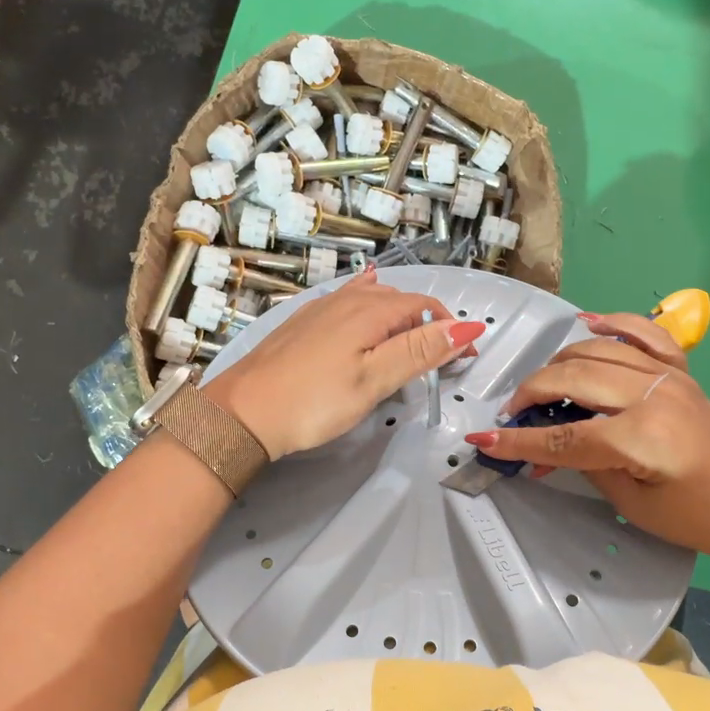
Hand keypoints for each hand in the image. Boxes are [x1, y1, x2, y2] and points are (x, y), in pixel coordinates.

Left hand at [202, 271, 485, 459]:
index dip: (450, 327)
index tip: (466, 356)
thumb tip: (466, 327)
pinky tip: (361, 297)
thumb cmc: (313, 402)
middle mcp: (345, 300)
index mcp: (369, 311)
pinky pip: (345, 301)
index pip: (424, 306)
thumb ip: (420, 351)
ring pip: (370, 300)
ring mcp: (319, 309)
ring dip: (397, 315)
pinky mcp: (301, 323)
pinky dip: (366, 303)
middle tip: (439, 357)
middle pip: (398, 300)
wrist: (242, 413)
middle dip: (426, 322)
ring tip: (411, 336)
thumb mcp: (374, 380)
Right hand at [464, 311, 709, 578]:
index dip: (521, 442)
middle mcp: (654, 396)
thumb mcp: (629, 502)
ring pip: (598, 351)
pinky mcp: (681, 371)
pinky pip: (643, 332)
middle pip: (574, 380)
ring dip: (560, 363)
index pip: (565, 435)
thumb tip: (538, 453)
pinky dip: (612, 323)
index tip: (485, 442)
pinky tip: (586, 323)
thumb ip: (582, 465)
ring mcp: (670, 377)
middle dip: (532, 393)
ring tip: (540, 387)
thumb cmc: (691, 518)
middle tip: (513, 415)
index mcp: (642, 438)